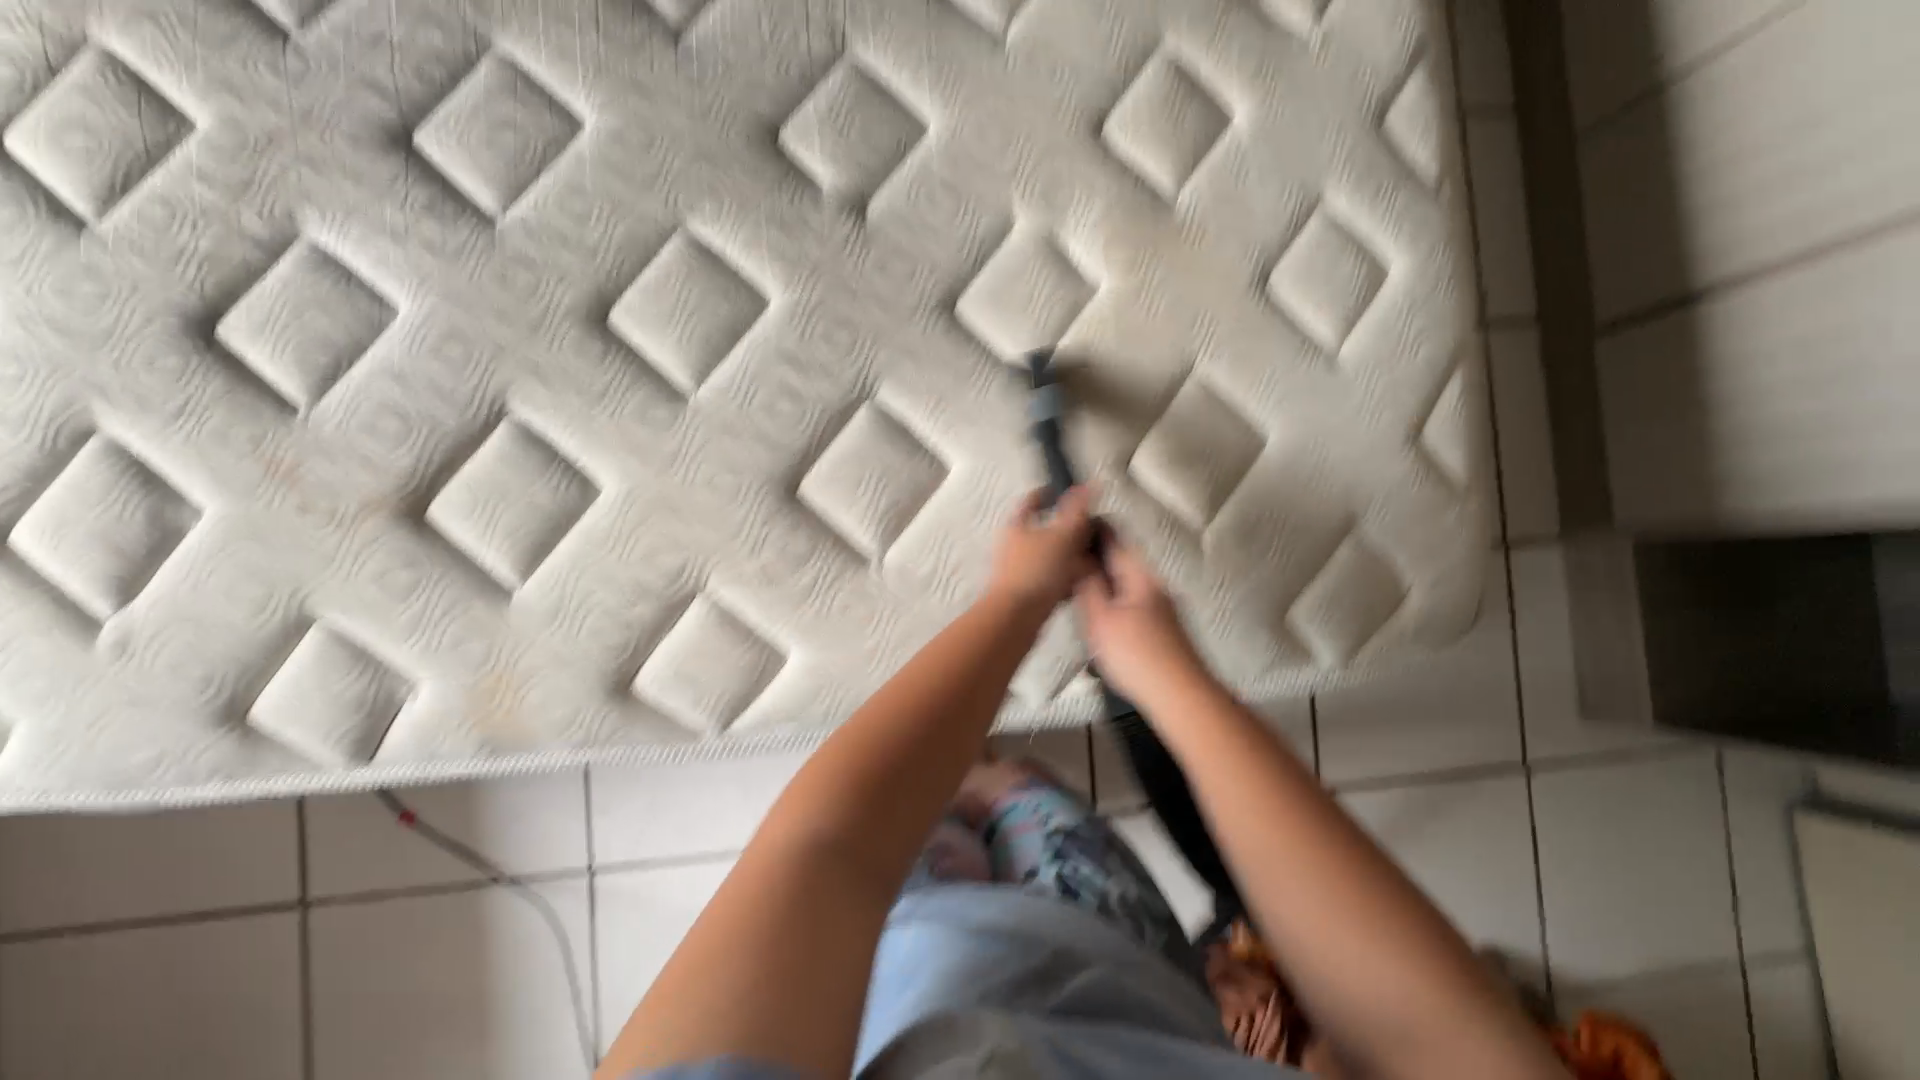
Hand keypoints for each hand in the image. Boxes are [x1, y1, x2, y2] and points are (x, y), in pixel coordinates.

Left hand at [986, 486, 1098, 610]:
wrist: (1017, 618)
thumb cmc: (1037, 571)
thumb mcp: (1063, 535)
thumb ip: (1078, 511)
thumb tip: (1090, 485)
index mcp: (1017, 525)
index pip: (1033, 500)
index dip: (1049, 493)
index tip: (1067, 492)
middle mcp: (1014, 546)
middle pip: (1045, 530)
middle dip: (1070, 530)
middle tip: (1092, 530)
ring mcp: (1019, 571)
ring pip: (1051, 557)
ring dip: (1072, 556)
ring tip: (1095, 558)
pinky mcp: (1027, 593)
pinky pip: (1052, 580)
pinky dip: (1068, 578)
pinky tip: (1084, 583)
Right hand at [1074, 536, 1207, 702]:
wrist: (1180, 695)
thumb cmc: (1136, 655)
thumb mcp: (1100, 619)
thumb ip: (1087, 584)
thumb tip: (1076, 553)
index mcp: (1140, 574)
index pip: (1114, 536)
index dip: (1089, 529)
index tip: (1064, 531)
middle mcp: (1155, 582)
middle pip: (1121, 559)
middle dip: (1094, 556)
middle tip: (1063, 564)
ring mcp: (1162, 604)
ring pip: (1127, 581)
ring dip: (1103, 580)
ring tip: (1074, 588)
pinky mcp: (1163, 625)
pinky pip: (1132, 599)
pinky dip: (1113, 598)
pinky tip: (1099, 615)